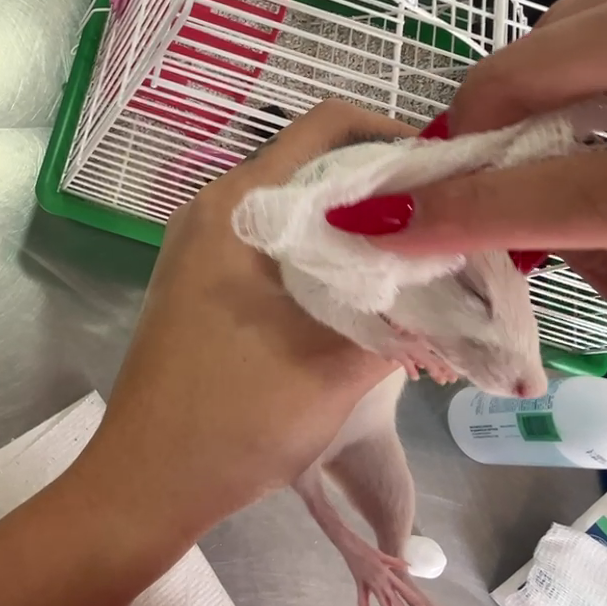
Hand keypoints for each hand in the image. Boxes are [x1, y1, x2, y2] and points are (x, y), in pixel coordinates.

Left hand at [67, 101, 411, 540]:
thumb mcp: (335, 359)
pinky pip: (274, 243)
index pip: (325, 127)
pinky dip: (323, 253)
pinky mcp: (202, 281)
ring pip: (294, 209)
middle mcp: (213, 209)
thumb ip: (404, 303)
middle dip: (383, 186)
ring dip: (354, 226)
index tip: (451, 171)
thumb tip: (459, 260)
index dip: (394, 134)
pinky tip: (367, 290)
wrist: (147, 478)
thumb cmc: (235, 415)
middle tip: (451, 222)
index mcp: (236, 204)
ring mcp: (202, 245)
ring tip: (422, 259)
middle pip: (312, 165)